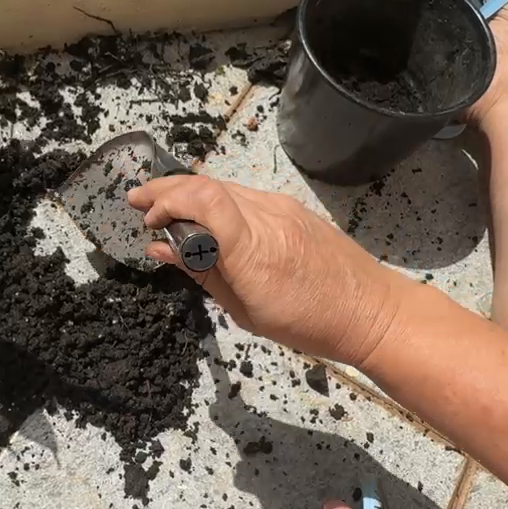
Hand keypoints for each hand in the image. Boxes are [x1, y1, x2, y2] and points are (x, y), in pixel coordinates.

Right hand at [127, 175, 410, 365]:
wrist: (370, 311)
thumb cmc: (307, 324)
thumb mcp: (244, 311)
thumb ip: (201, 273)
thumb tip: (160, 250)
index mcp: (253, 250)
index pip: (205, 198)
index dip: (169, 201)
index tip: (148, 221)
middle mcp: (267, 217)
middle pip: (207, 184)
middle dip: (166, 189)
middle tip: (137, 202)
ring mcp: (281, 207)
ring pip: (223, 186)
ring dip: (188, 192)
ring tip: (161, 208)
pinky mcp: (290, 206)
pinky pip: (243, 194)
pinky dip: (214, 199)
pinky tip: (201, 215)